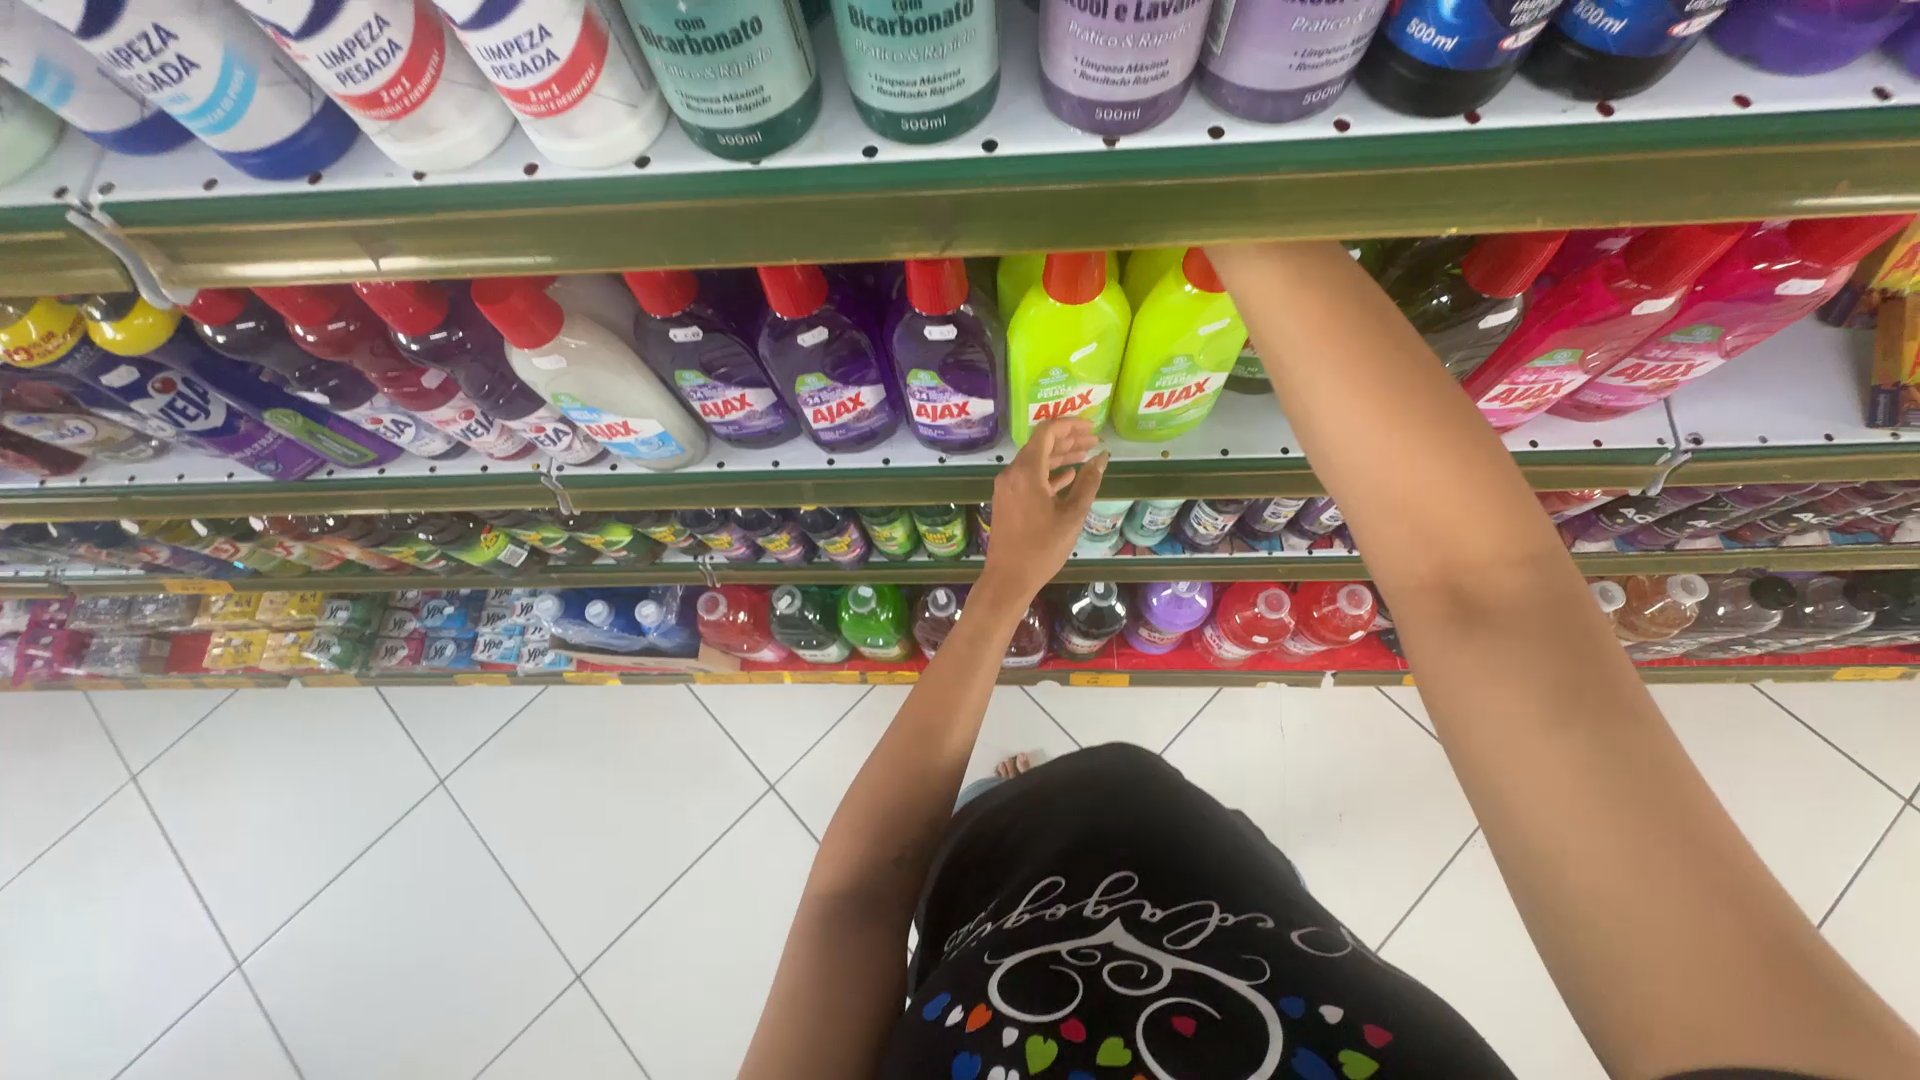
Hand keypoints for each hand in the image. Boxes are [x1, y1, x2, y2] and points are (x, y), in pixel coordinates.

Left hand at [980, 417, 1108, 600]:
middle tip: (1095, 441)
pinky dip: (1049, 474)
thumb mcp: (1072, 515)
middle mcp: (1012, 473)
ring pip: (1036, 461)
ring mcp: (1007, 487)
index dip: (1071, 425)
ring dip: (1060, 457)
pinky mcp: (1008, 500)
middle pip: (1041, 445)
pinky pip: (1029, 478)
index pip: (1047, 432)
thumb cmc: (1042, 548)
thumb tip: (1102, 458)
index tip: (1093, 427)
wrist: (1008, 578)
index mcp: (1027, 471)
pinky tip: (1069, 476)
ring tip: (1087, 456)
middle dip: (1069, 440)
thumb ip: (1088, 483)